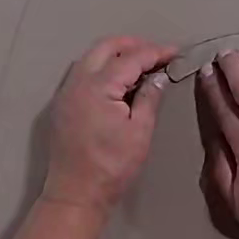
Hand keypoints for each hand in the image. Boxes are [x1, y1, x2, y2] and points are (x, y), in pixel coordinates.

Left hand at [41, 36, 177, 214]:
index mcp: (98, 86)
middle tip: (157, 54)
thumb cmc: (112, 166)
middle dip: (133, 45)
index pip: (131, 58)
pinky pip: (83, 72)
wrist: (76, 193)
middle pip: (106, 47)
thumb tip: (159, 77)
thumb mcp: (139, 131)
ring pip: (91, 57)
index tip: (175, 52)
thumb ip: (149, 98)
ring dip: (116, 55)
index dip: (155, 52)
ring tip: (140, 64)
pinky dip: (102, 67)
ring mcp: (66, 91)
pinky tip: (119, 80)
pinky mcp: (63, 104)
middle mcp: (78, 82)